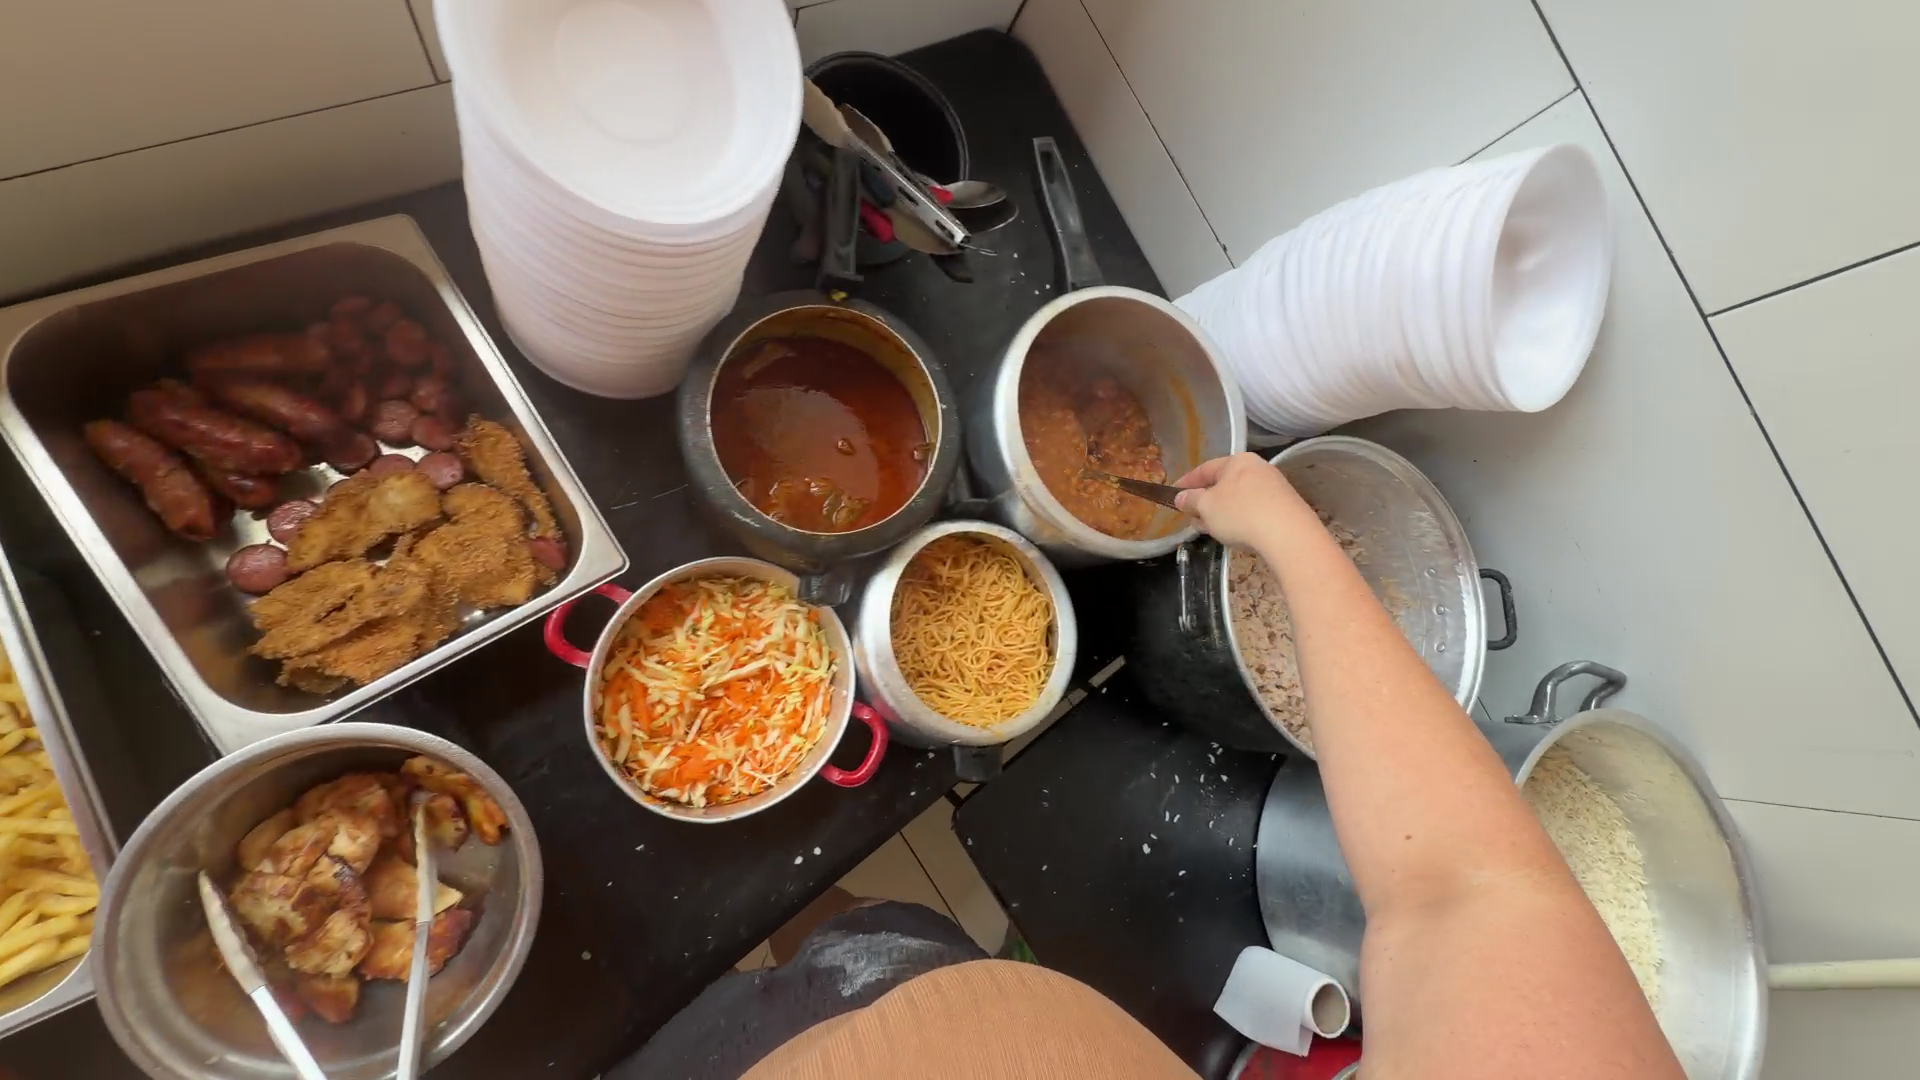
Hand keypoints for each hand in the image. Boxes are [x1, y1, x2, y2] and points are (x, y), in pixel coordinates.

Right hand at [1173, 452, 1308, 547]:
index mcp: (1237, 461)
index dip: (1186, 482)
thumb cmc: (1240, 513)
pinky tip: (1234, 534)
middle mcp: (1258, 468)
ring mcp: (1274, 487)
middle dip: (1205, 501)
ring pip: (1238, 498)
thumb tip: (1180, 497)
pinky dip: (1240, 519)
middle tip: (1191, 516)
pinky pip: (1254, 510)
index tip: (1173, 494)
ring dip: (1221, 513)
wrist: (1288, 534)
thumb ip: (1190, 500)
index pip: (1205, 469)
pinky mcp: (1285, 507)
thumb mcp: (1206, 507)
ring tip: (1210, 529)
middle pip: (1223, 484)